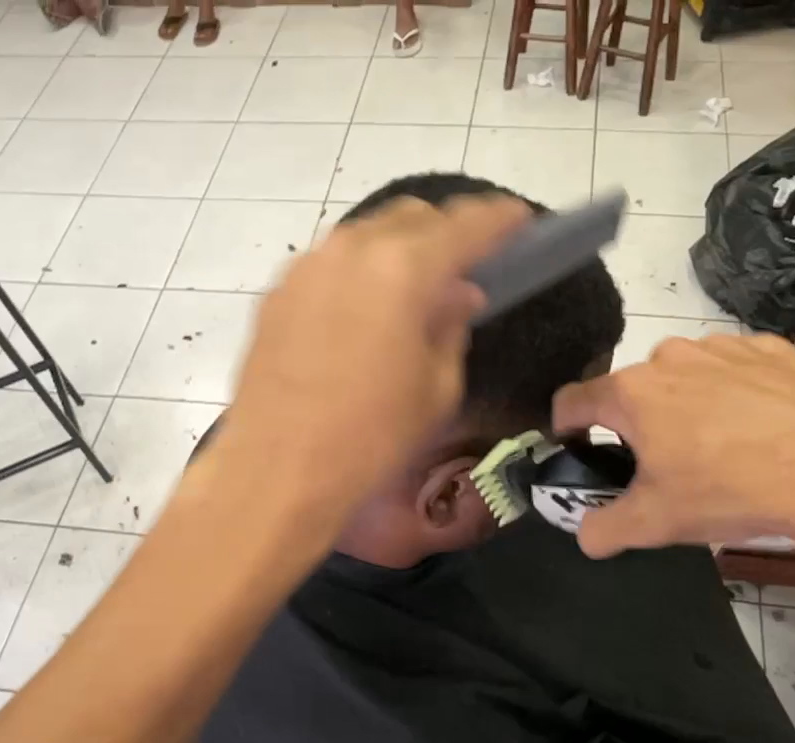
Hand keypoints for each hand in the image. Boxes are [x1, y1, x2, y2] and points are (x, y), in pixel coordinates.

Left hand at [220, 194, 531, 505]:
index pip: (464, 226)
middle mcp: (350, 250)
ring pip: (364, 236)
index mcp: (402, 270)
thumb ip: (451, 328)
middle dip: (444, 232)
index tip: (519, 219)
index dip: (498, 219)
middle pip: (410, 219)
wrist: (278, 471)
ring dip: (397, 252)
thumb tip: (457, 294)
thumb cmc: (371, 439)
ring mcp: (306, 268)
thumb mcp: (436, 390)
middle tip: (463, 267)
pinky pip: (329, 266)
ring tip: (412, 292)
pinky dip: (357, 275)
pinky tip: (363, 314)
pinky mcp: (276, 294)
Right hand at [550, 334, 794, 561]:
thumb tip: (586, 535)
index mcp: (632, 393)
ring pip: (684, 376)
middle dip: (635, 424)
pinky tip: (758, 429)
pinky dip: (733, 394)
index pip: (572, 401)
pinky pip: (734, 370)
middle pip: (631, 390)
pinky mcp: (773, 349)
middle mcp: (670, 357)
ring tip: (717, 448)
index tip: (577, 449)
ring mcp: (724, 347)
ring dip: (684, 405)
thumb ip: (603, 530)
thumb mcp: (654, 525)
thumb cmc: (729, 492)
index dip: (565, 428)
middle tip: (662, 466)